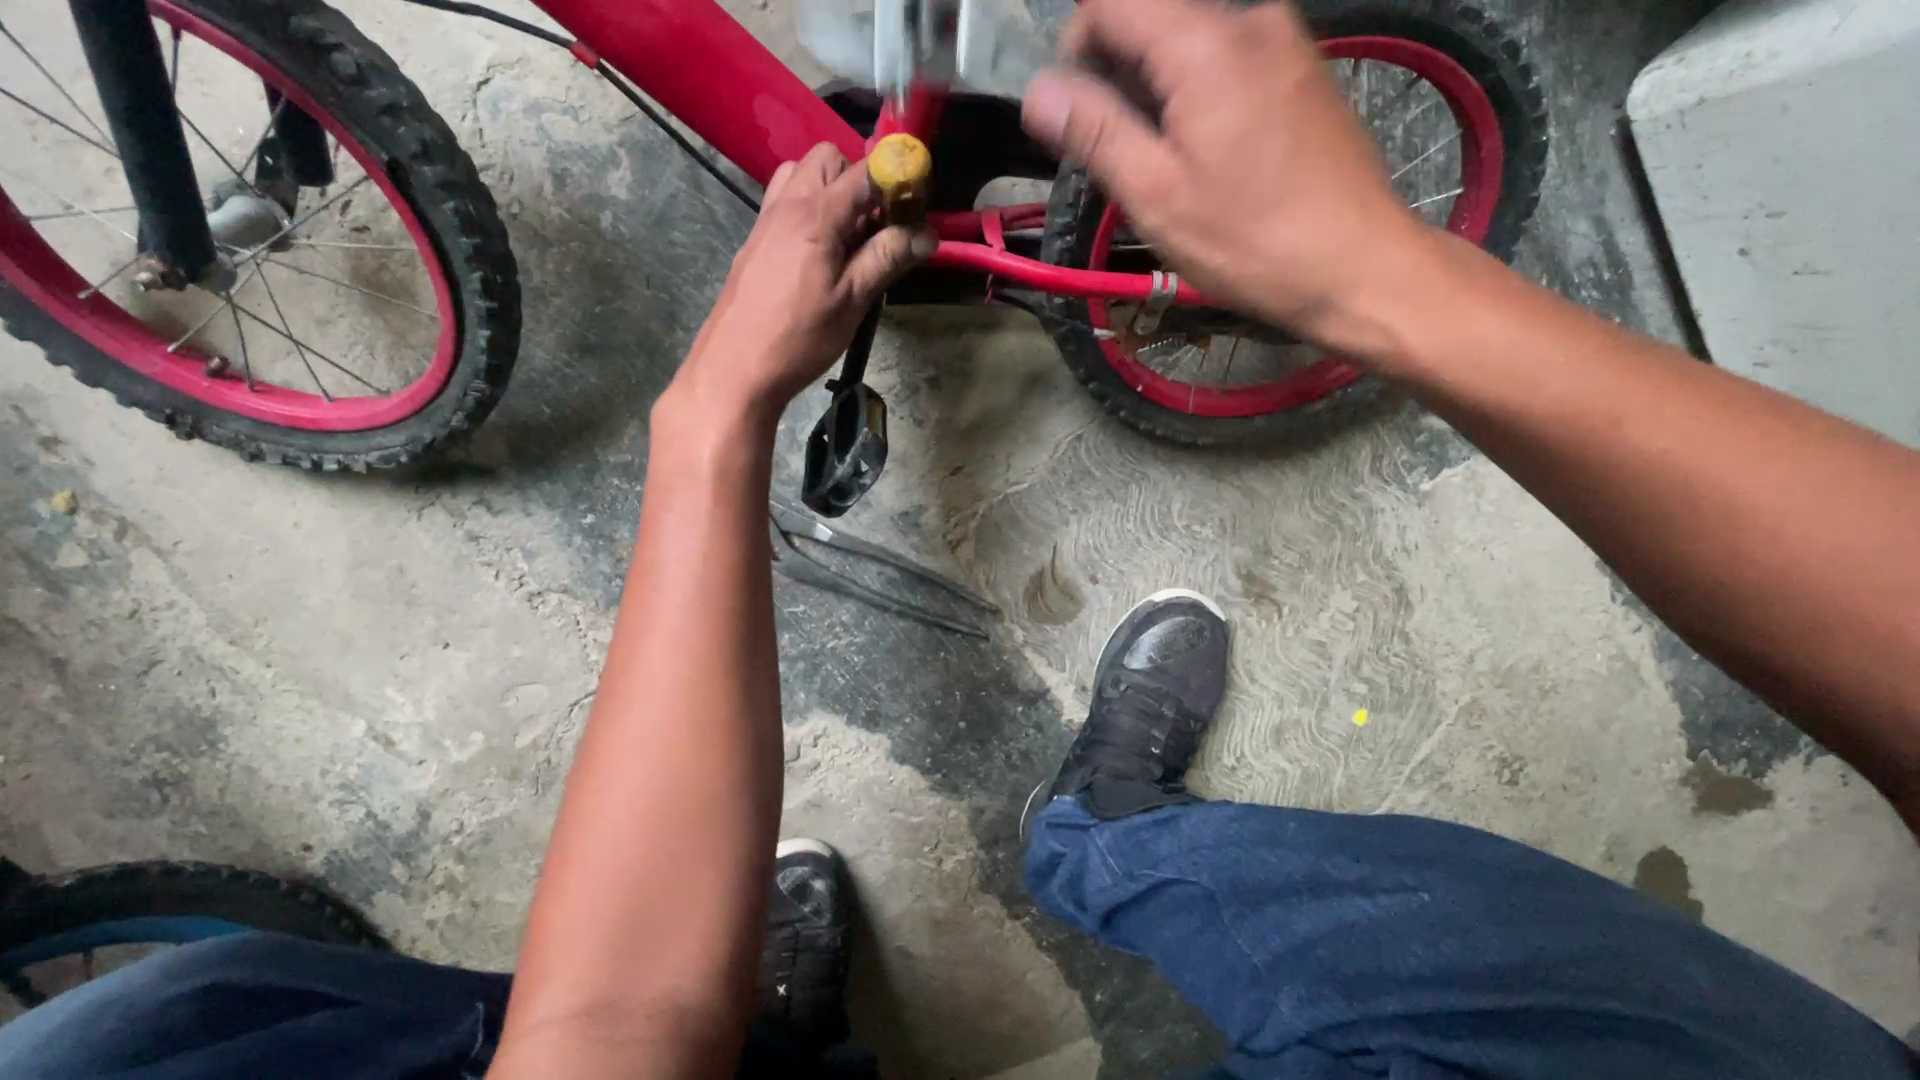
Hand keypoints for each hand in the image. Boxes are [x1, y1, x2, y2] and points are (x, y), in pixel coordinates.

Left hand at [670, 143, 935, 422]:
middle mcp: (788, 204)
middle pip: (829, 159)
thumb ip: (887, 258)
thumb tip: (927, 234)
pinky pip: (787, 200)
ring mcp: (767, 220)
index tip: (916, 205)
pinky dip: (811, 209)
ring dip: (832, 191)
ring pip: (803, 174)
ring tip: (849, 237)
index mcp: (815, 215)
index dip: (897, 178)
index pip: (865, 170)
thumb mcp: (851, 301)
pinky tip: (822, 253)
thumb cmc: (798, 338)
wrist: (735, 368)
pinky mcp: (758, 240)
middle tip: (878, 225)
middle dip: (860, 179)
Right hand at [1022, 0, 1427, 348]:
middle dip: (1118, 77)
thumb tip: (1038, 90)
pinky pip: (1226, 61)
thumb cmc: (1250, 241)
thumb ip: (1095, 132)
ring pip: (1187, 42)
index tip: (1079, 118)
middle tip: (1122, 157)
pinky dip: (1196, 97)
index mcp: (1205, 44)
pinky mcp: (1301, 70)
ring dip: (1157, 93)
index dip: (1076, 49)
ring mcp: (1284, 41)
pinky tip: (1208, 158)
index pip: (1111, 1)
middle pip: (1152, 17)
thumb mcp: (1156, 195)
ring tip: (1167, 166)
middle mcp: (1250, 19)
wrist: (1359, 266)